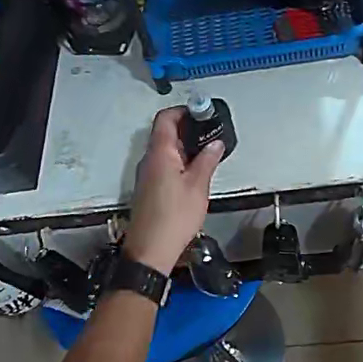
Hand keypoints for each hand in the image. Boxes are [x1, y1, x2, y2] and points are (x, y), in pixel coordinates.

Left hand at [122, 107, 224, 275]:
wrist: (151, 250)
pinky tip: (195, 172)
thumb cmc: (174, 217)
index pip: (165, 119)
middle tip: (210, 132)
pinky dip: (179, 161)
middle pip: (164, 133)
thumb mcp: (198, 186)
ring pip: (164, 150)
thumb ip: (207, 160)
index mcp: (159, 153)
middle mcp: (148, 160)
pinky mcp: (149, 188)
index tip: (202, 113)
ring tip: (207, 152)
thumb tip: (215, 144)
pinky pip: (163, 165)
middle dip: (187, 128)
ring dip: (184, 146)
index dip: (183, 111)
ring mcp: (146, 175)